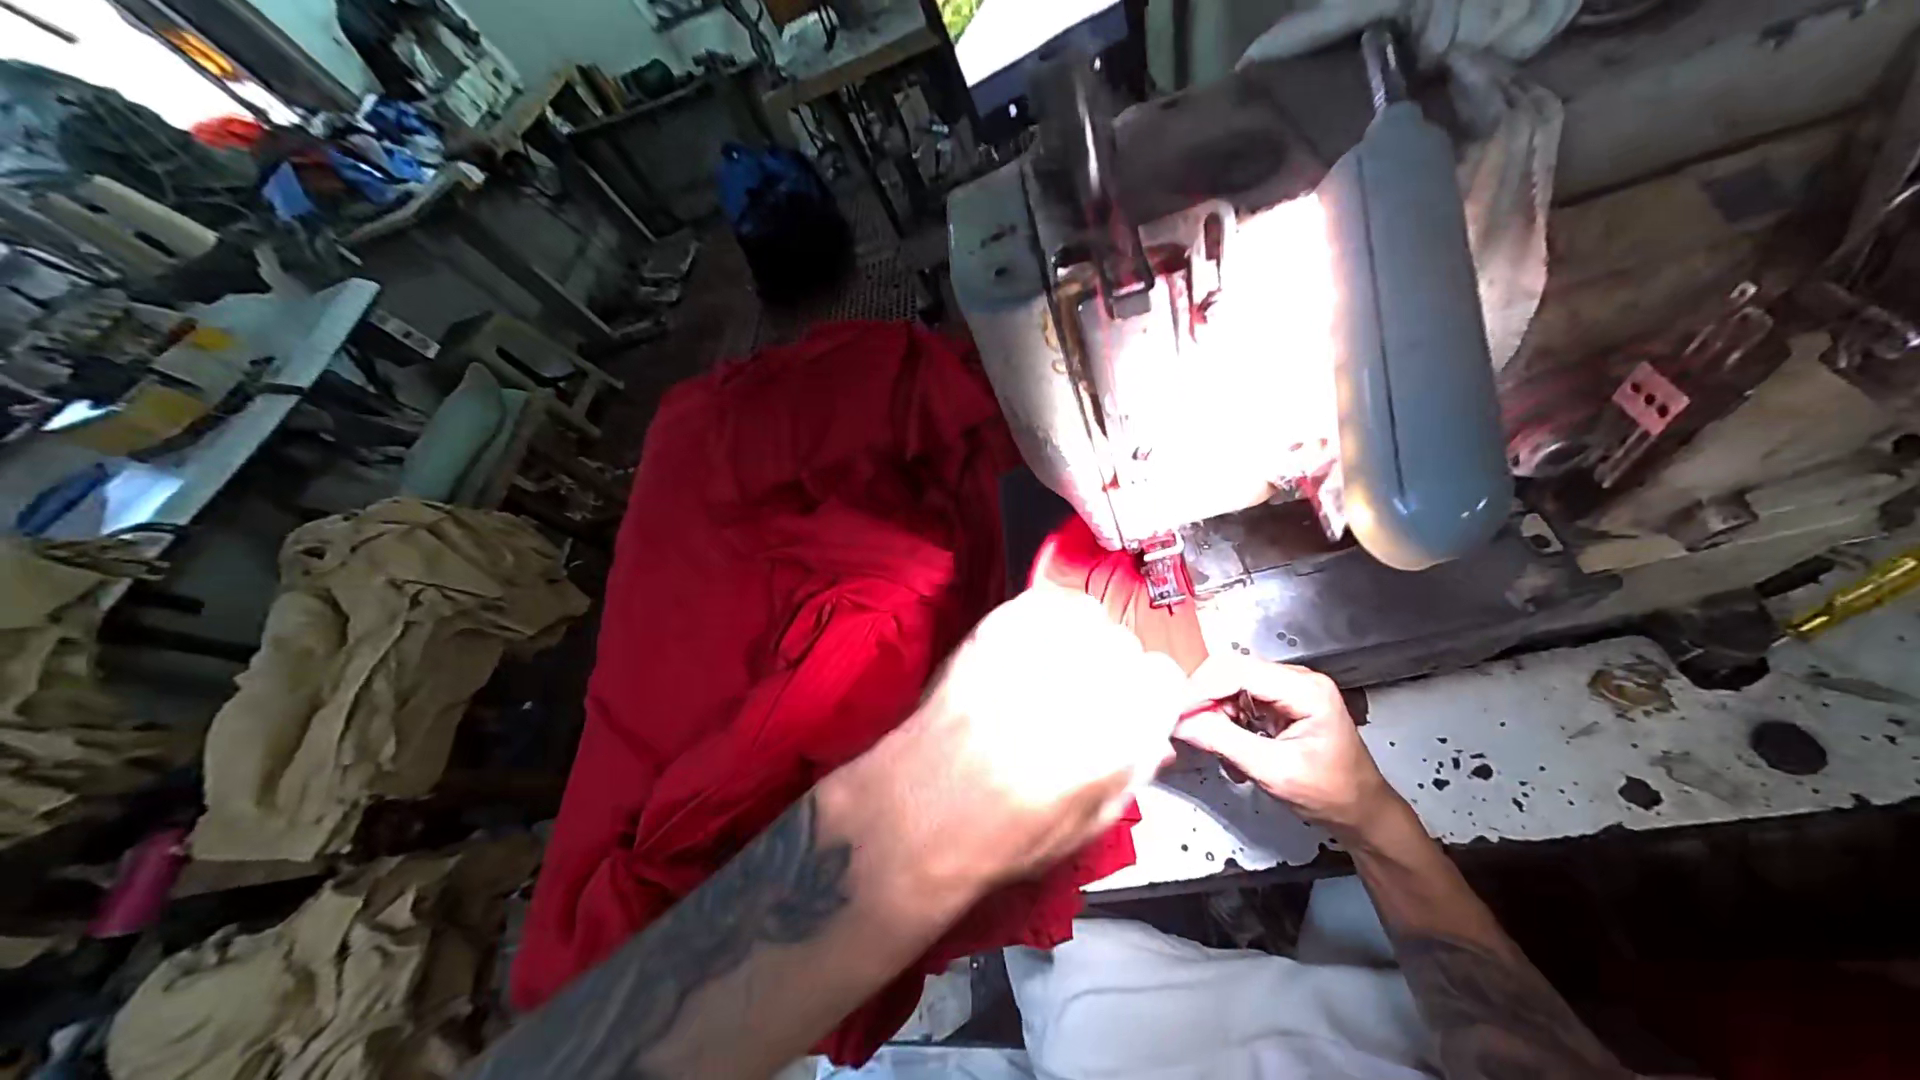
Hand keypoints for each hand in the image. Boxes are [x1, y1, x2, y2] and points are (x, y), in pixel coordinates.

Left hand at [856, 586, 1198, 894]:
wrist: (921, 811)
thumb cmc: (1000, 832)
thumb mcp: (1091, 820)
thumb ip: (1133, 767)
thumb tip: (1152, 737)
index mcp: (1125, 727)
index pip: (1165, 677)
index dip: (1147, 695)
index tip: (1132, 704)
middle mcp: (1087, 678)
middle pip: (1124, 645)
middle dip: (1110, 672)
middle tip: (1079, 701)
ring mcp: (1039, 646)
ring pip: (1087, 617)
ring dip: (1077, 643)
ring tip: (1049, 677)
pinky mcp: (996, 628)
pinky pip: (1042, 604)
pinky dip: (1041, 622)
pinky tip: (1026, 656)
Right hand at [1175, 656, 1404, 838]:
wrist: (1361, 811)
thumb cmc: (1332, 793)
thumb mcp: (1274, 771)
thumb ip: (1225, 742)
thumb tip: (1183, 724)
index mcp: (1305, 689)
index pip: (1237, 671)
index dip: (1201, 689)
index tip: (1177, 713)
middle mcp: (1296, 679)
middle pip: (1231, 672)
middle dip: (1206, 701)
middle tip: (1189, 729)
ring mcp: (1287, 688)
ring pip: (1230, 685)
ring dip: (1216, 715)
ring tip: (1221, 749)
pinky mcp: (1279, 700)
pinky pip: (1238, 699)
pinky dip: (1227, 722)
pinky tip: (1233, 748)